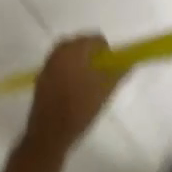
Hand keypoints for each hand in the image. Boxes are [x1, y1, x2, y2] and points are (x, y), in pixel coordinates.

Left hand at [19, 35, 122, 165]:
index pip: (96, 39)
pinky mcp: (41, 76)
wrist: (50, 132)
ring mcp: (48, 63)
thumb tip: (130, 62)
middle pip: (81, 44)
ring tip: (88, 83)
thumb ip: (119, 72)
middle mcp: (59, 51)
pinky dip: (68, 70)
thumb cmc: (80, 109)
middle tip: (100, 75)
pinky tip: (73, 90)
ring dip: (80, 63)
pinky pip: (59, 64)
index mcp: (75, 50)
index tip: (110, 68)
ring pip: (69, 54)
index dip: (106, 52)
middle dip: (92, 56)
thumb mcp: (105, 91)